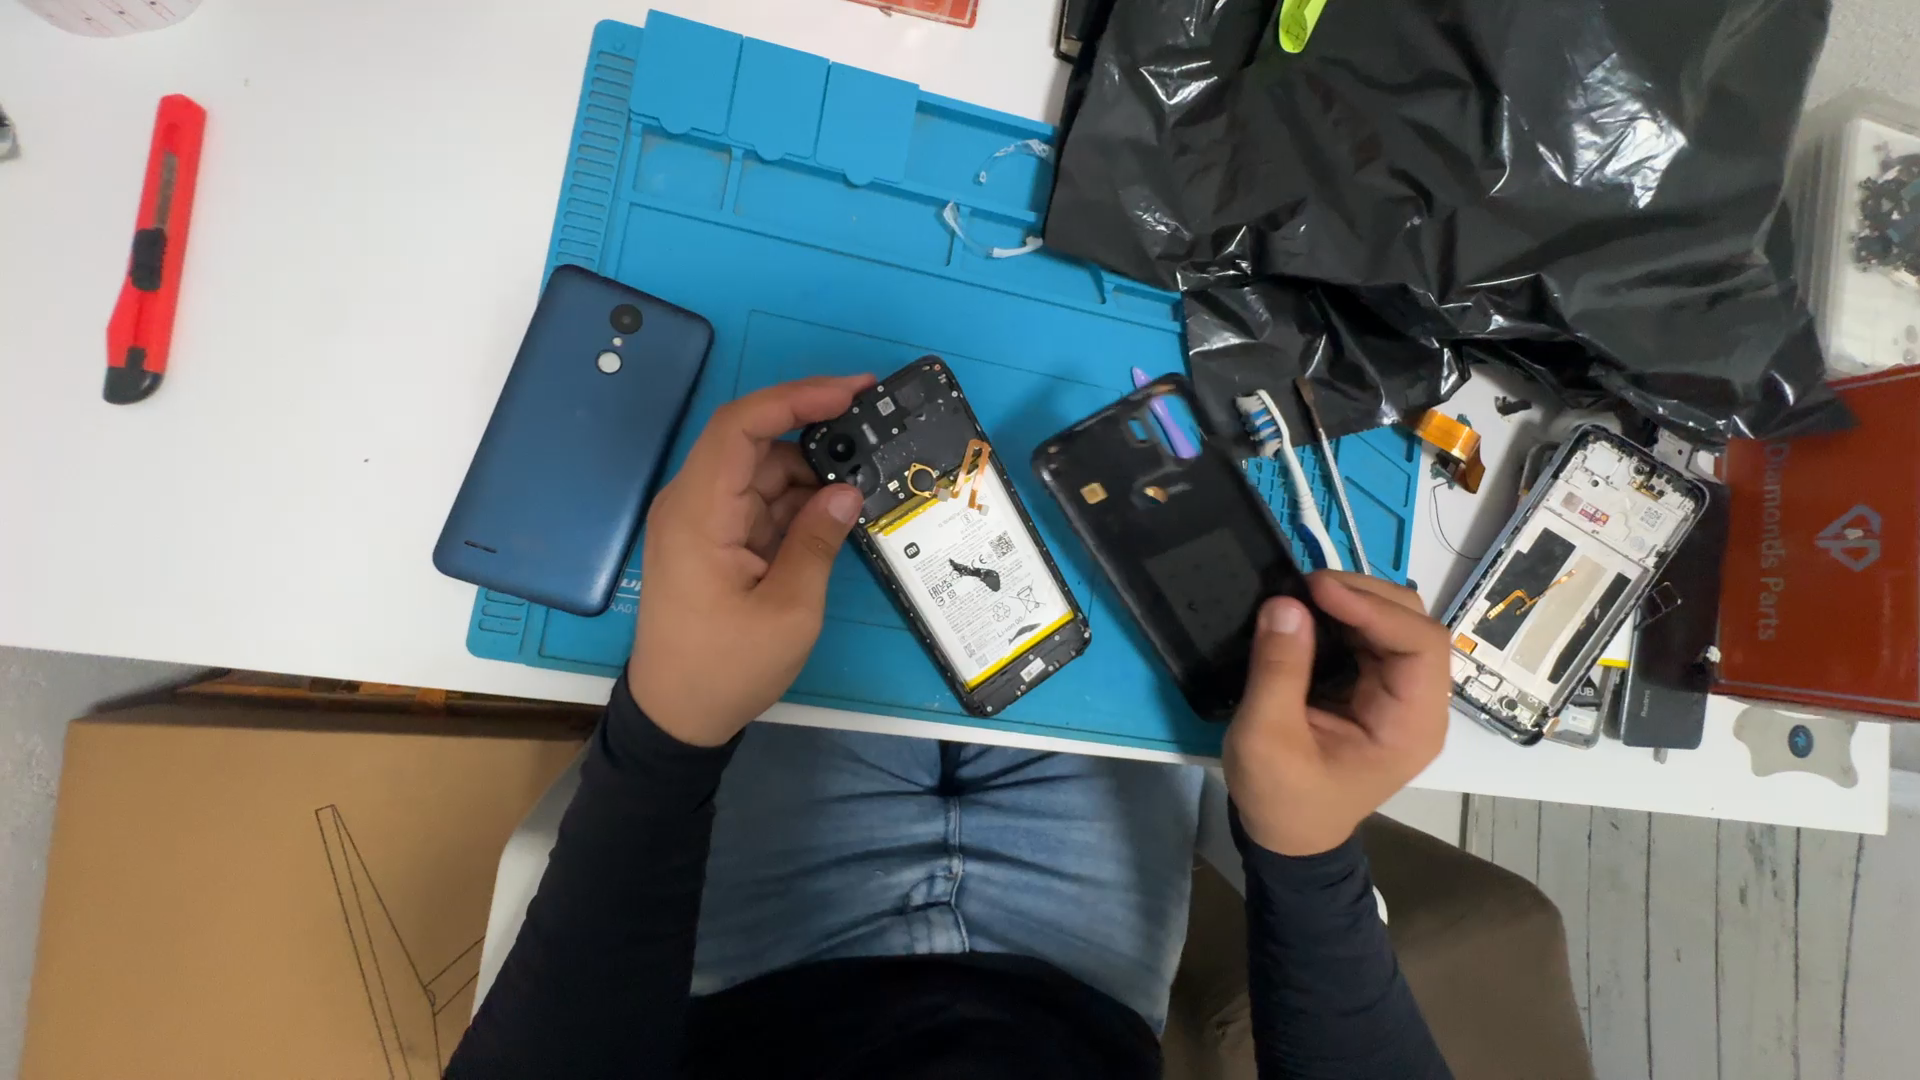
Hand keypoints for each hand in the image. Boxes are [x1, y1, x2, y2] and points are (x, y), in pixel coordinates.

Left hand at [627, 374, 874, 746]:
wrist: (679, 716)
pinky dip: (799, 503)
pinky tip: (836, 512)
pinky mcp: (716, 540)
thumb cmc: (727, 668)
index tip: (851, 390)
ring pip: (762, 472)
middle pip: (755, 443)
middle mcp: (694, 504)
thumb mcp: (789, 609)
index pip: (741, 426)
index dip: (796, 397)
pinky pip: (760, 503)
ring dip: (811, 475)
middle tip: (873, 437)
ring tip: (864, 482)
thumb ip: (818, 541)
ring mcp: (703, 522)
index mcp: (699, 513)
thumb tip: (847, 491)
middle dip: (814, 435)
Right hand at [1223, 571, 1451, 856]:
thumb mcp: (1267, 736)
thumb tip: (1285, 604)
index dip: (1373, 608)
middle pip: (1415, 626)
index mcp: (1410, 724)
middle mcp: (1416, 704)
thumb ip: (1278, 669)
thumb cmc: (1281, 796)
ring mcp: (1395, 695)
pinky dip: (1340, 616)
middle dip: (1365, 595)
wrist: (1286, 836)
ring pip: (1394, 625)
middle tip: (1305, 583)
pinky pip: (1367, 638)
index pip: (1419, 645)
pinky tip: (1308, 609)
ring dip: (1352, 600)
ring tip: (1302, 590)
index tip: (1315, 589)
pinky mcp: (1370, 689)